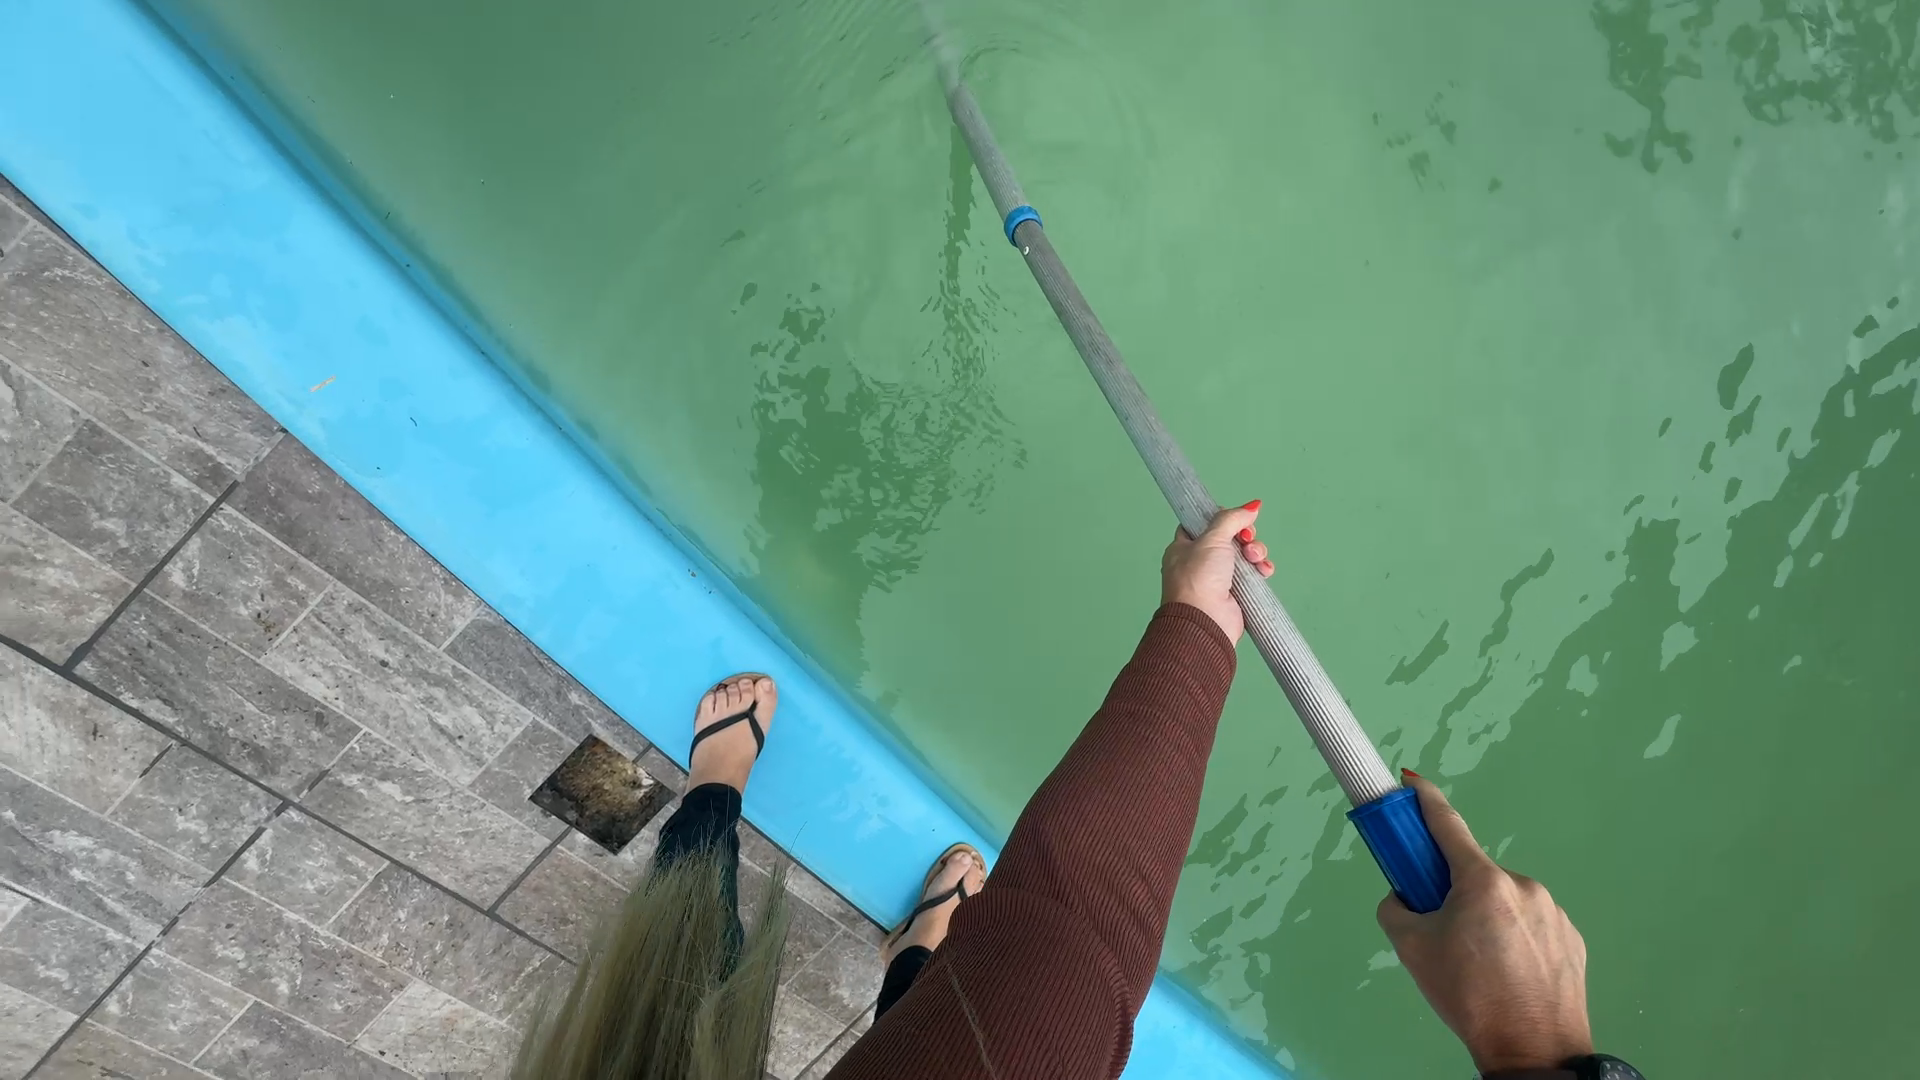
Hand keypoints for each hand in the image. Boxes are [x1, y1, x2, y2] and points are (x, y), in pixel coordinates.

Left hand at [1160, 501, 1273, 641]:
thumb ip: (1230, 520)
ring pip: (1244, 555)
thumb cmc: (1197, 580)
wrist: (1205, 620)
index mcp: (1184, 547)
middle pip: (1229, 538)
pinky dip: (1261, 569)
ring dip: (1255, 552)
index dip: (1222, 519)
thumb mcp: (1211, 540)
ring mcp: (1218, 578)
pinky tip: (1263, 571)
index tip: (1235, 519)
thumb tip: (1251, 506)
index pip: (1203, 524)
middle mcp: (1200, 562)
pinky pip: (1253, 575)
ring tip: (1254, 558)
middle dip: (1245, 536)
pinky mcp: (1236, 592)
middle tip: (1247, 540)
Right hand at [1377, 772, 1592, 1073]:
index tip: (1408, 780)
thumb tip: (1406, 894)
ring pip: (1500, 896)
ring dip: (1482, 910)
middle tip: (1438, 919)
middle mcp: (1522, 886)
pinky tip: (1506, 968)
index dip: (1423, 798)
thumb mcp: (1409, 945)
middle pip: (1470, 868)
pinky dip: (1510, 932)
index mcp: (1482, 882)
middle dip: (1449, 883)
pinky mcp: (1573, 940)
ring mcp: (1553, 913)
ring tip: (1477, 957)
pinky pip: (1527, 920)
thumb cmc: (1467, 995)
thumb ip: (1397, 905)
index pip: (1446, 822)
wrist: (1536, 1056)